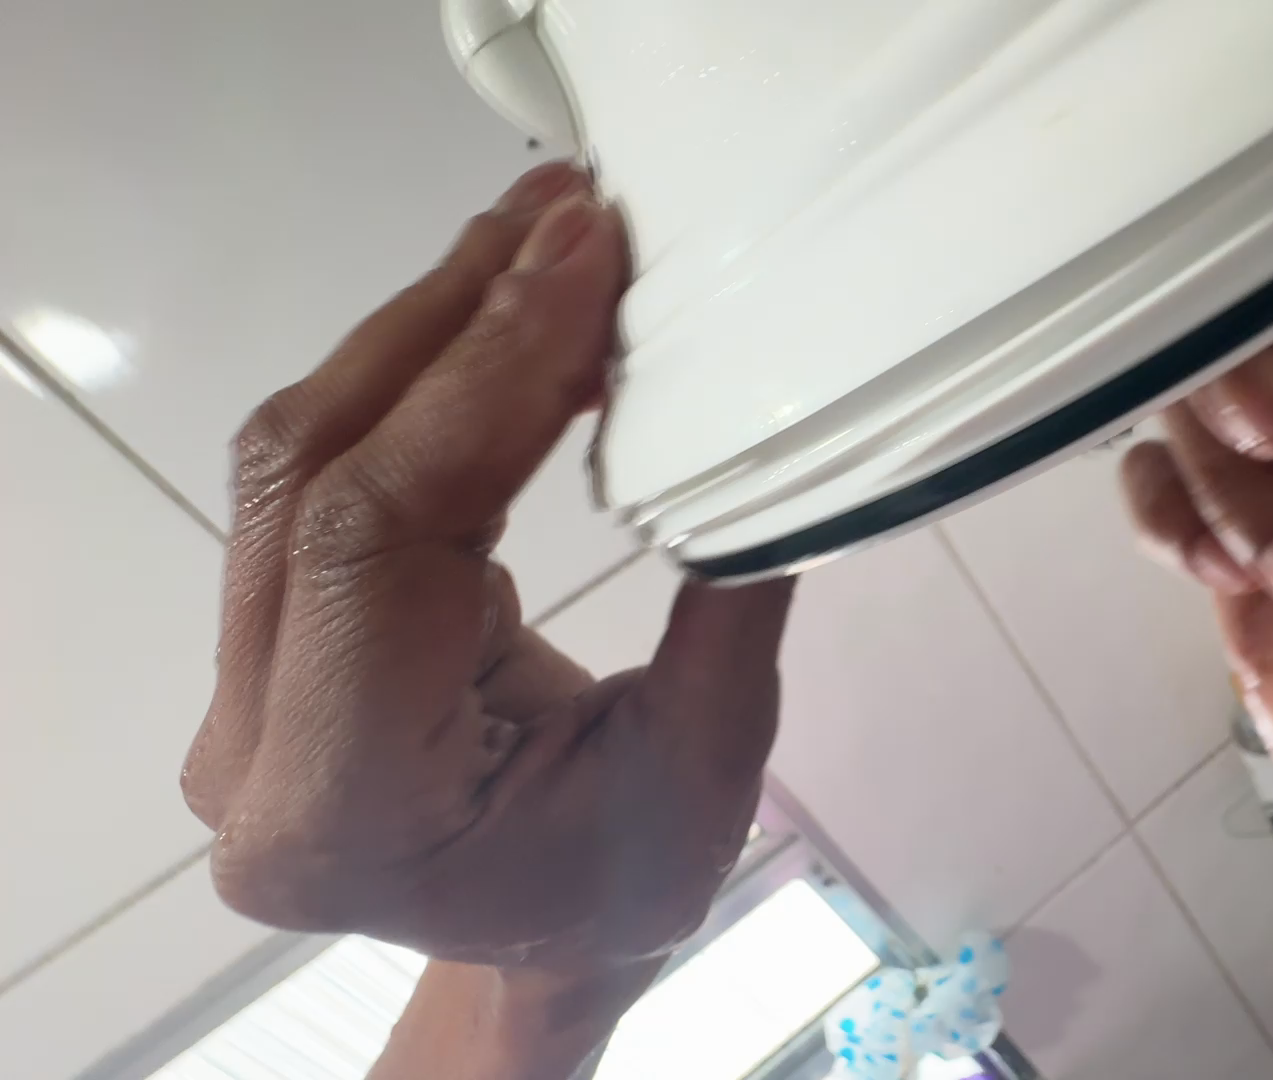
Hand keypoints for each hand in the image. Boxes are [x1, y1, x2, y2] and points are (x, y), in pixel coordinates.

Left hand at [182, 162, 793, 972]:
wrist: (548, 935)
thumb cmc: (631, 878)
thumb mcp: (710, 761)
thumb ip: (728, 609)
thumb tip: (755, 458)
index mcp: (352, 794)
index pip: (387, 535)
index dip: (491, 380)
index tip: (585, 267)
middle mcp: (259, 729)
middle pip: (318, 467)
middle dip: (457, 316)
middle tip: (568, 216)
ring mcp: (255, 673)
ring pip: (309, 452)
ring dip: (436, 326)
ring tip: (545, 244)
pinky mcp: (296, 629)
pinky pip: (343, 473)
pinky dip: (435, 379)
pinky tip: (515, 331)